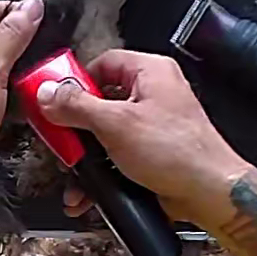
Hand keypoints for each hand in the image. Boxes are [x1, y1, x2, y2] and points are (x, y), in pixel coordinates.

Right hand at [36, 50, 252, 226]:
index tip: (54, 99)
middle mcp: (154, 96)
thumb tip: (48, 94)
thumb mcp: (116, 124)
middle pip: (101, 103)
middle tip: (62, 142)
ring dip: (88, 159)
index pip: (103, 63)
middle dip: (77, 129)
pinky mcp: (154, 156)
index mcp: (150, 72)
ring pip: (108, 136)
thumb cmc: (177, 151)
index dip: (76, 81)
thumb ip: (77, 106)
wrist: (208, 192)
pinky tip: (90, 192)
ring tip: (75, 175)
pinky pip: (120, 159)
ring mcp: (154, 128)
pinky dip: (103, 174)